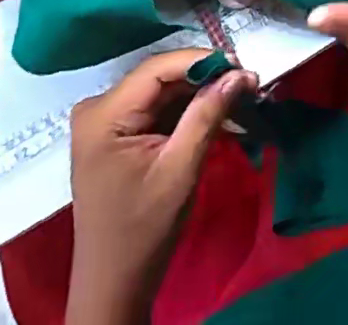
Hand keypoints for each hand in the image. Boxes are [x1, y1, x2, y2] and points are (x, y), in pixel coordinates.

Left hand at [66, 48, 255, 324]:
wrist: (114, 285)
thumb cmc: (143, 231)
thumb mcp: (179, 170)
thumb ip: (207, 115)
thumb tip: (239, 73)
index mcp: (103, 113)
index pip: (156, 69)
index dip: (200, 61)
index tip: (241, 64)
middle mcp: (99, 107)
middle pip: (159, 79)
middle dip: (204, 79)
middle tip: (248, 82)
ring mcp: (106, 121)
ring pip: (161, 93)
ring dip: (199, 95)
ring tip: (241, 95)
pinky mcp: (117, 134)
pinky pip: (156, 111)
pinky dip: (186, 113)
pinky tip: (218, 113)